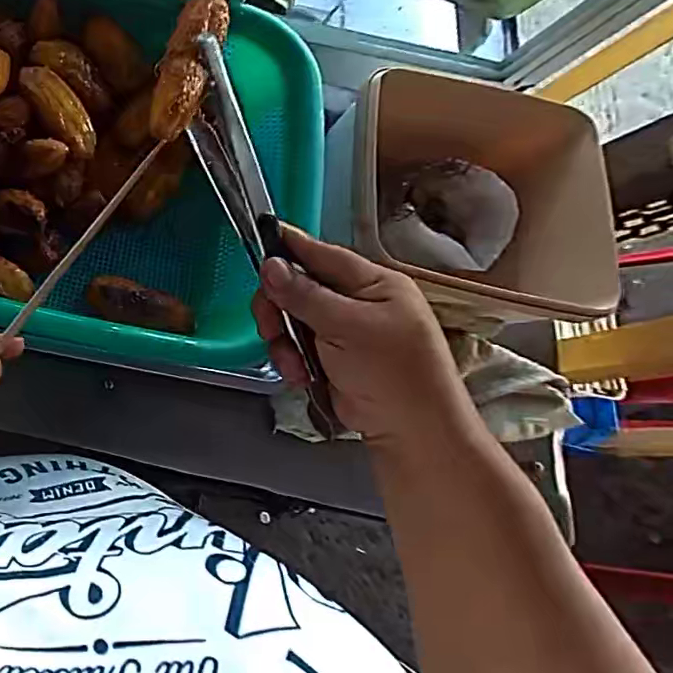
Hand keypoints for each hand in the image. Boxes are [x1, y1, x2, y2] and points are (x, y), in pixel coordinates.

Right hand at [251, 227, 464, 445]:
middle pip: (299, 288)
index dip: (290, 247)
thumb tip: (270, 265)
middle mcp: (357, 302)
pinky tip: (300, 375)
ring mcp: (343, 331)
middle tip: (269, 328)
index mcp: (373, 283)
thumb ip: (305, 295)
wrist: (412, 432)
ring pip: (292, 320)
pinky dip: (292, 360)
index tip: (259, 239)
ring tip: (293, 365)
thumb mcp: (347, 327)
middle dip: (279, 308)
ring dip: (284, 341)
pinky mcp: (331, 358)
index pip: (322, 254)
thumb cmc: (391, 372)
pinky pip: (297, 346)